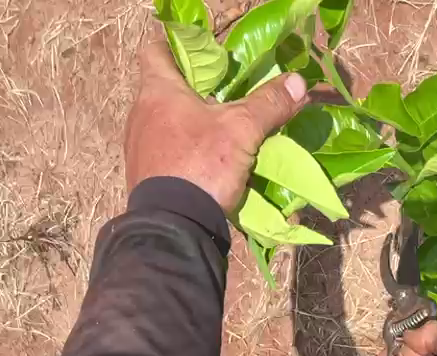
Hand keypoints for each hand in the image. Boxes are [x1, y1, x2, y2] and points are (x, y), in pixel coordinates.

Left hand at [124, 40, 308, 213]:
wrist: (175, 225)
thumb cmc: (201, 165)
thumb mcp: (241, 132)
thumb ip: (267, 106)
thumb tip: (297, 83)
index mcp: (158, 90)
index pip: (158, 50)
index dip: (182, 50)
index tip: (208, 62)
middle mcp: (141, 114)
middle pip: (166, 90)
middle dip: (193, 94)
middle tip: (222, 102)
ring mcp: (139, 148)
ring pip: (165, 125)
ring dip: (189, 128)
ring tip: (217, 139)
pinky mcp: (143, 178)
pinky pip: (164, 156)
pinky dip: (183, 156)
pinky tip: (203, 168)